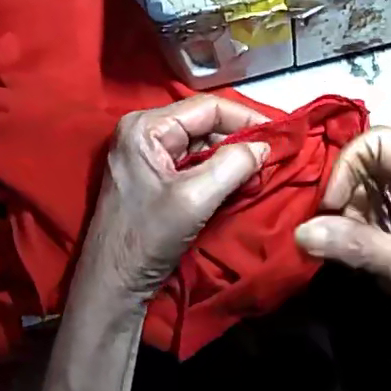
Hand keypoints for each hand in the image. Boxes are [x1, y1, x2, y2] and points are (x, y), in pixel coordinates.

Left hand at [80, 95, 270, 304]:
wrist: (111, 284)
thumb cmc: (146, 237)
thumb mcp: (194, 199)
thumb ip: (232, 166)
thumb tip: (264, 147)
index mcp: (145, 126)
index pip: (206, 107)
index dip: (245, 117)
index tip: (279, 135)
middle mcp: (142, 130)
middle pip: (203, 122)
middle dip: (239, 136)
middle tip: (275, 153)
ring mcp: (145, 152)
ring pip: (200, 141)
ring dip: (231, 154)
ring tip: (263, 165)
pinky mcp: (151, 174)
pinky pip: (192, 161)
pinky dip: (217, 168)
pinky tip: (239, 178)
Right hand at [294, 128, 390, 375]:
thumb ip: (360, 246)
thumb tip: (300, 232)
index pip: (377, 142)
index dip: (347, 166)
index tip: (329, 207)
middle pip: (361, 167)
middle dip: (340, 198)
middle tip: (324, 233)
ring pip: (355, 195)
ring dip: (339, 221)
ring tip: (335, 251)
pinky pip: (357, 222)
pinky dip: (343, 238)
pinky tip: (341, 258)